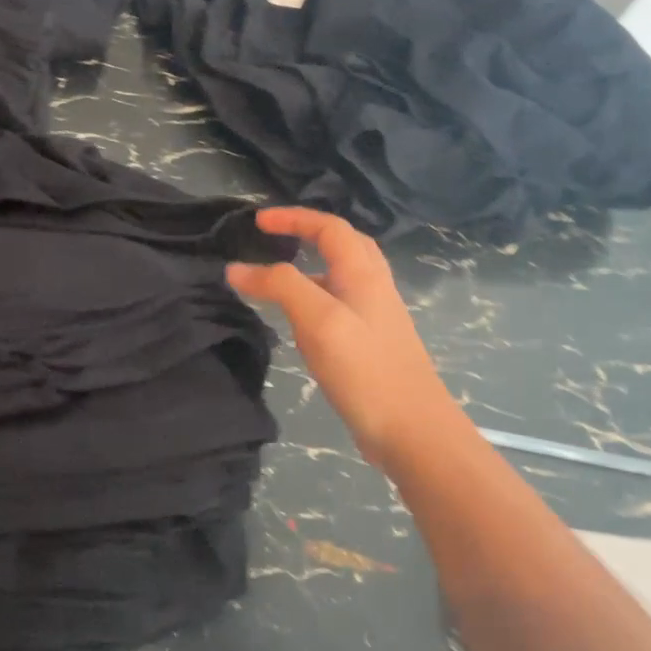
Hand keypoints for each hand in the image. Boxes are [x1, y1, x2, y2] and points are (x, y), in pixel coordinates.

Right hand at [226, 207, 461, 463]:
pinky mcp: (369, 344)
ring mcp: (374, 318)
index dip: (294, 218)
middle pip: (344, 245)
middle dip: (308, 233)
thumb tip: (236, 268)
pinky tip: (296, 320)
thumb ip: (279, 287)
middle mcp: (373, 289)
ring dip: (310, 265)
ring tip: (275, 275)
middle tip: (272, 238)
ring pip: (341, 276)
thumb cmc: (366, 371)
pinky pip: (338, 304)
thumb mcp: (319, 321)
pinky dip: (313, 296)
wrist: (413, 431)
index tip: (256, 221)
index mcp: (364, 275)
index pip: (330, 228)